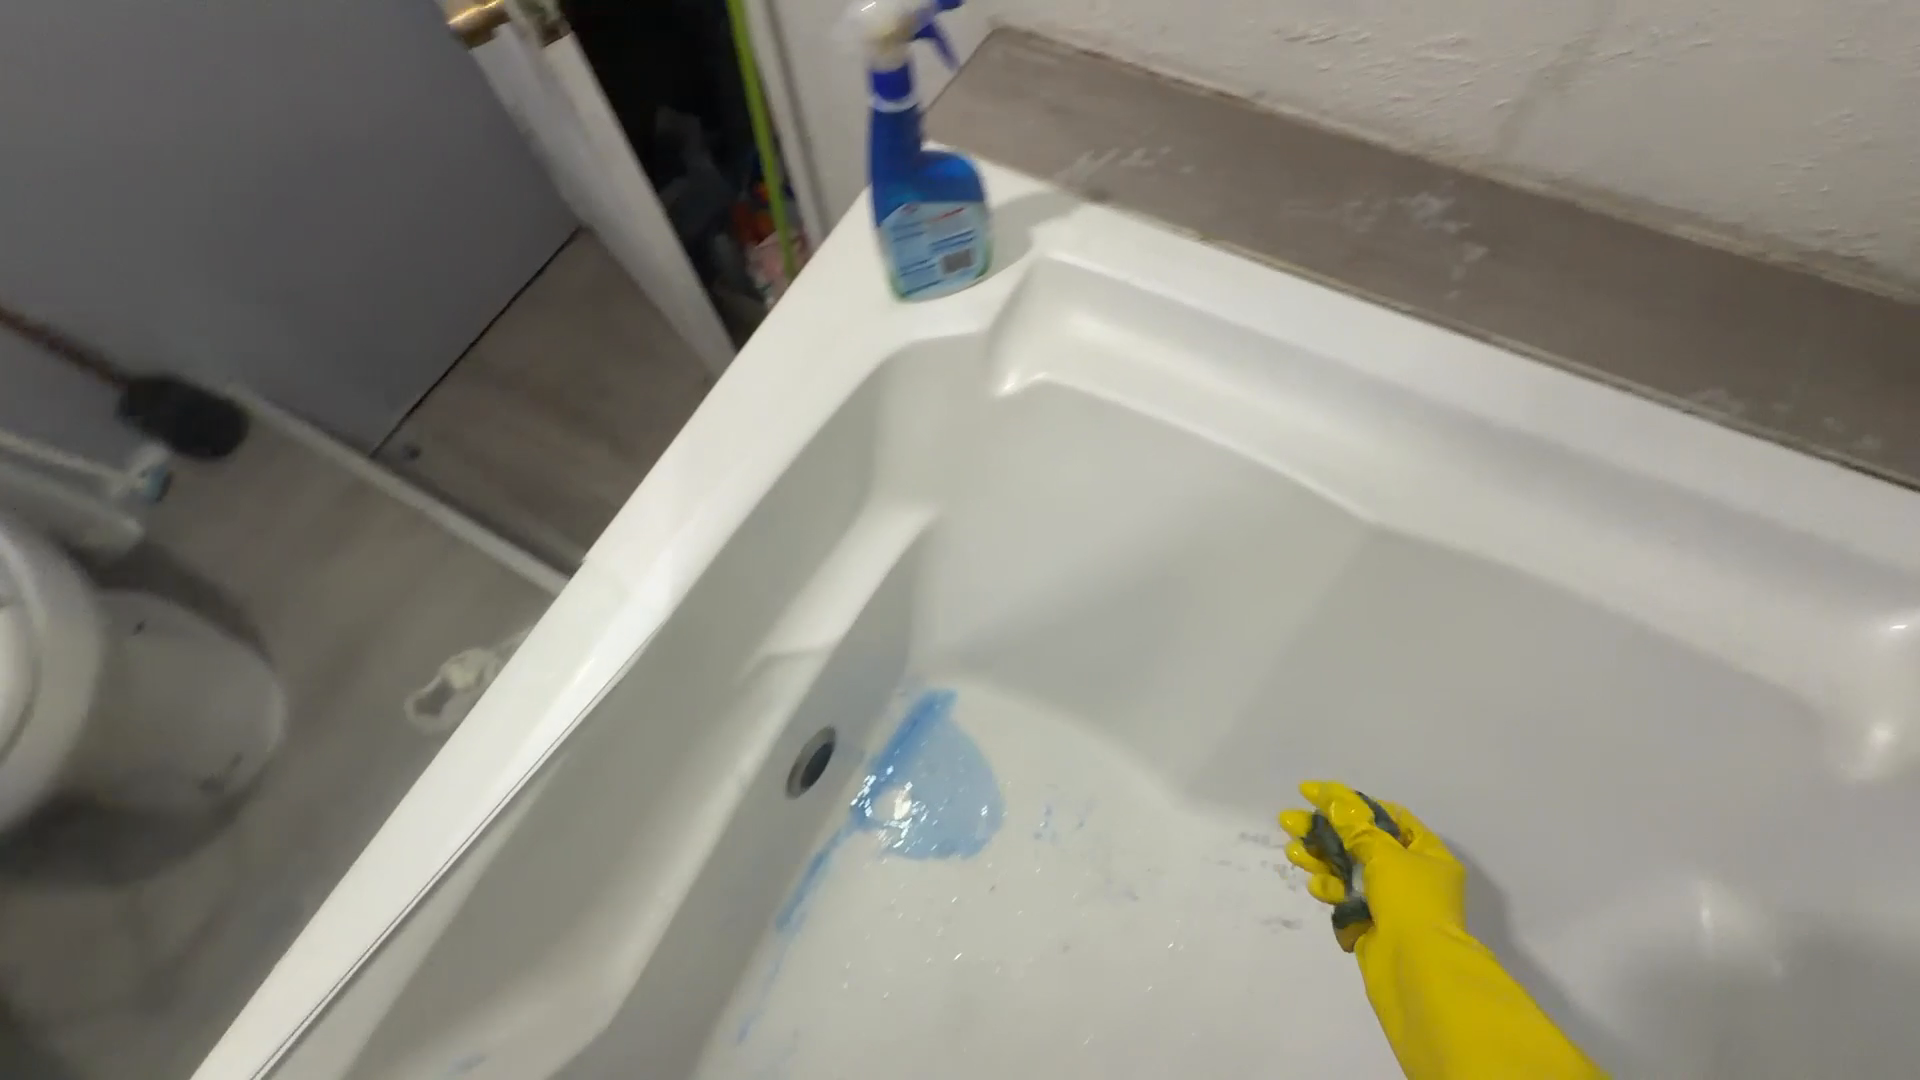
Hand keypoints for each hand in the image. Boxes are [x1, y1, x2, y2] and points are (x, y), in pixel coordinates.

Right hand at [1279, 781, 1466, 952]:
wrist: (1416, 969)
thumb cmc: (1409, 902)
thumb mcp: (1382, 853)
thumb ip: (1354, 824)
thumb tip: (1332, 799)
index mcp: (1427, 853)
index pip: (1387, 815)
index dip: (1350, 800)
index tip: (1313, 793)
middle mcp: (1411, 874)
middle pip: (1360, 840)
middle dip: (1324, 830)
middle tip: (1289, 820)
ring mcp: (1391, 900)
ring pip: (1347, 868)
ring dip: (1319, 856)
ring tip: (1291, 850)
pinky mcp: (1371, 921)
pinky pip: (1346, 895)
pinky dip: (1330, 887)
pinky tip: (1317, 886)